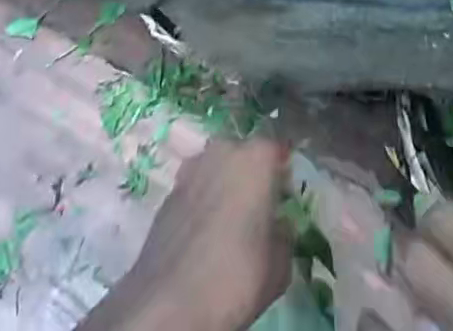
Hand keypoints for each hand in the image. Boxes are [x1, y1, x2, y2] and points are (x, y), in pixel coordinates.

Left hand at [80, 139, 291, 330]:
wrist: (169, 303)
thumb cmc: (237, 275)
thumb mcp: (280, 264)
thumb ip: (284, 234)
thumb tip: (278, 226)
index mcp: (257, 157)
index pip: (277, 150)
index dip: (282, 173)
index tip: (285, 196)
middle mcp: (223, 151)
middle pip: (243, 155)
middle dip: (250, 175)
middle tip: (257, 209)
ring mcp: (190, 169)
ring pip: (215, 169)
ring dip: (223, 186)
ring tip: (227, 222)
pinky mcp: (167, 194)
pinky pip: (195, 189)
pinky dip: (201, 203)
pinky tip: (203, 234)